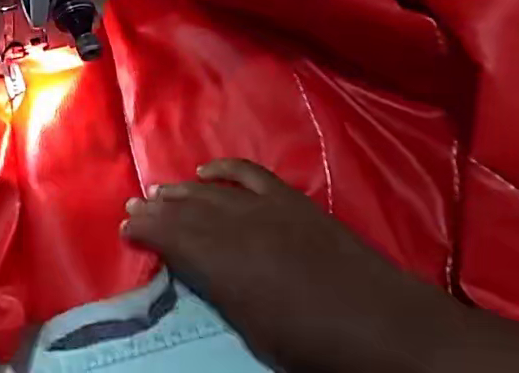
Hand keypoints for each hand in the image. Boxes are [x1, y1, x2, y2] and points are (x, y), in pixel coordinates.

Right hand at [122, 160, 518, 372]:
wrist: (392, 330)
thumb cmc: (320, 348)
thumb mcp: (257, 333)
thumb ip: (219, 292)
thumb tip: (190, 268)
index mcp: (224, 262)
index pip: (169, 234)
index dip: (144, 228)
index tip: (126, 228)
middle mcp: (237, 225)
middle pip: (183, 208)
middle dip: (155, 206)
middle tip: (134, 206)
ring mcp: (265, 207)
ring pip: (208, 189)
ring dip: (180, 189)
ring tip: (160, 190)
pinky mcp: (291, 200)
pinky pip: (247, 173)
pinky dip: (224, 169)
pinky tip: (207, 171)